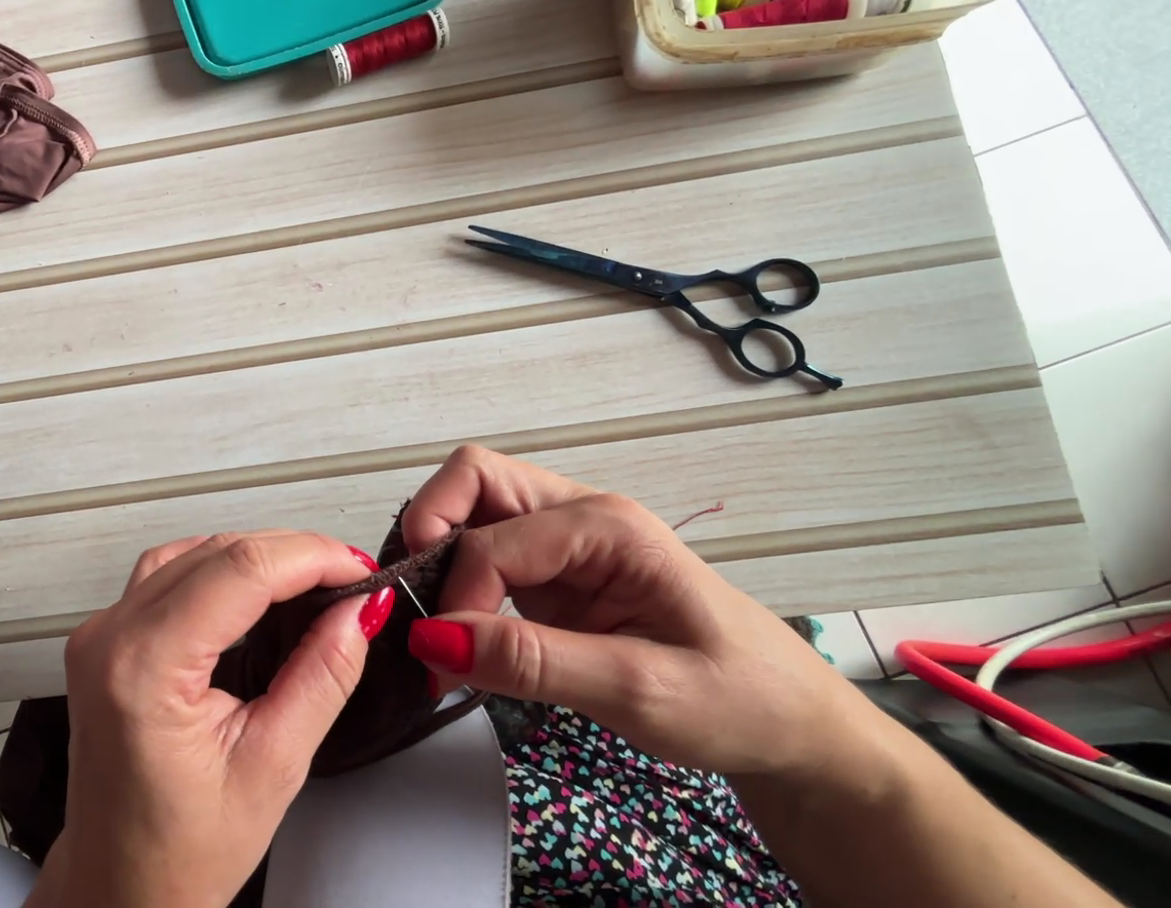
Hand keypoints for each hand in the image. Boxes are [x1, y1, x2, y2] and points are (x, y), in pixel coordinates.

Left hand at [29, 531, 396, 907]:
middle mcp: (110, 637)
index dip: (310, 556)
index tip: (360, 570)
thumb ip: (323, 677)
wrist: (118, 886)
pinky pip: (167, 572)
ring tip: (312, 579)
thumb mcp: (274, 766)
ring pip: (191, 553)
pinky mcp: (106, 637)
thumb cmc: (180, 852)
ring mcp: (101, 633)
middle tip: (350, 579)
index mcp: (143, 668)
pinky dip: (219, 567)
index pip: (240, 570)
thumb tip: (359, 611)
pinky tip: (254, 587)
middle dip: (292, 554)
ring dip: (257, 555)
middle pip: (216, 552)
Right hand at [400, 445, 886, 781]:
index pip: (493, 538)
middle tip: (413, 600)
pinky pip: (483, 548)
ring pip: (472, 506)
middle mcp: (579, 516)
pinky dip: (452, 576)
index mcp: (607, 526)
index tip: (446, 660)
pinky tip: (451, 623)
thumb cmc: (738, 702)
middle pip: (475, 478)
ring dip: (436, 549)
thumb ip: (531, 662)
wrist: (791, 727)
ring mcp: (563, 541)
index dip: (457, 594)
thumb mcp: (640, 690)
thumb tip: (430, 641)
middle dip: (429, 526)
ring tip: (426, 616)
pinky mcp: (552, 572)